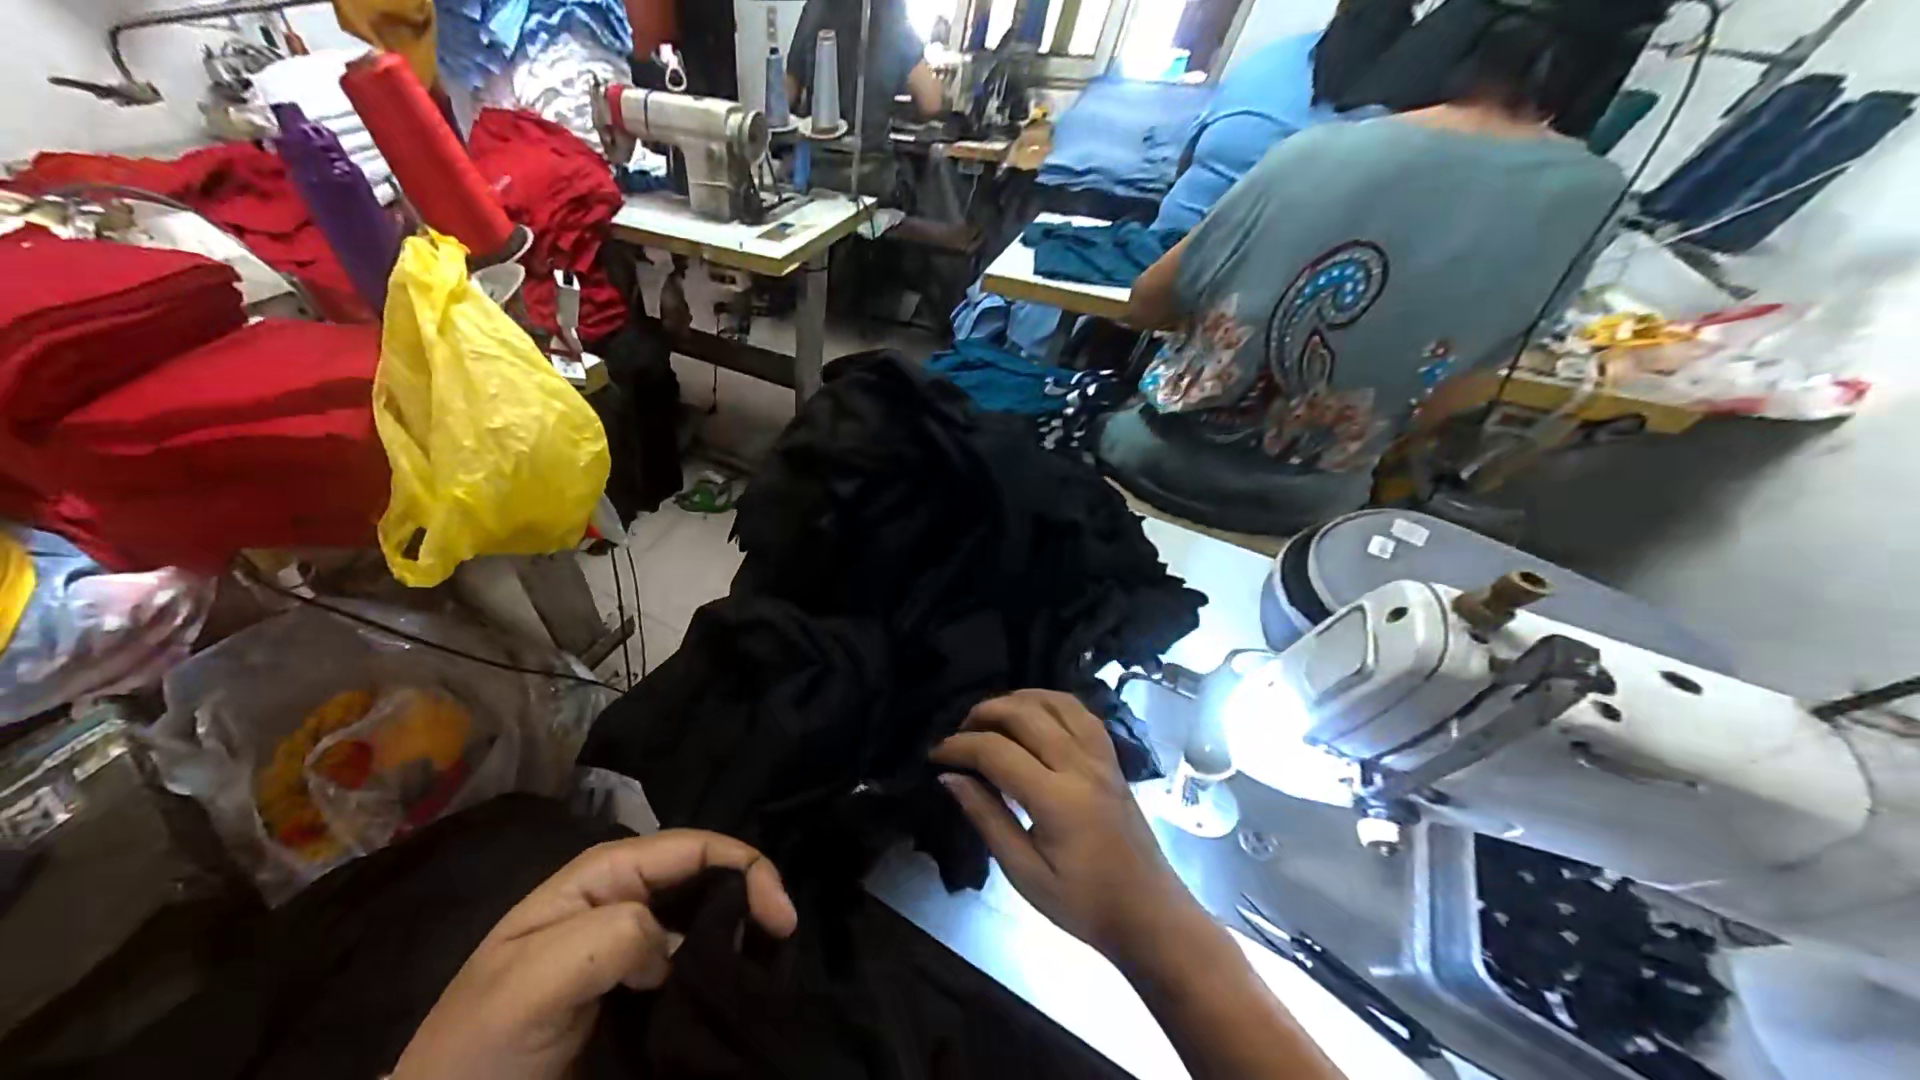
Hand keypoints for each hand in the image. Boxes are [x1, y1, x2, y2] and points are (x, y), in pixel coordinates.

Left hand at [391, 830, 797, 1079]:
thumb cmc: (483, 1047)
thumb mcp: (530, 981)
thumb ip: (609, 938)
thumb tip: (675, 949)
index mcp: (606, 875)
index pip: (694, 847)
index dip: (746, 867)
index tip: (781, 918)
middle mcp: (629, 898)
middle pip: (709, 875)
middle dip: (752, 895)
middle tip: (782, 941)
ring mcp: (636, 946)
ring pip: (709, 917)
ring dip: (743, 934)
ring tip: (768, 966)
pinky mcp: (644, 991)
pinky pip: (698, 965)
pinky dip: (727, 969)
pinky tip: (741, 985)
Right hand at [931, 690, 1206, 961]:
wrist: (1149, 914)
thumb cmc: (1084, 904)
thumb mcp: (1025, 874)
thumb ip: (987, 819)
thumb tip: (950, 778)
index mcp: (1057, 798)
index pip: (996, 752)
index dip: (959, 747)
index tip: (935, 756)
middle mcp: (1080, 765)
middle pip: (1025, 714)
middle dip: (983, 713)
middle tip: (958, 734)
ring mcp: (1101, 757)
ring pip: (1055, 702)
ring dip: (1017, 700)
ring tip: (990, 717)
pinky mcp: (1112, 758)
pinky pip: (1081, 712)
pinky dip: (1051, 702)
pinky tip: (1033, 714)